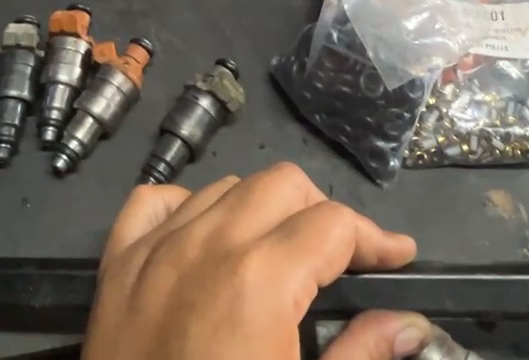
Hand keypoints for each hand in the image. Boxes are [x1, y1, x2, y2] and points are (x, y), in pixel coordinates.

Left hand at [83, 163, 426, 359]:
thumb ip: (361, 356)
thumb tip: (410, 324)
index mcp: (260, 279)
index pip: (333, 224)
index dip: (375, 238)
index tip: (396, 257)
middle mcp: (208, 244)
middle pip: (281, 185)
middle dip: (320, 213)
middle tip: (338, 260)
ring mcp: (157, 248)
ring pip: (224, 187)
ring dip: (259, 210)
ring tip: (276, 252)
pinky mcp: (118, 263)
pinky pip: (155, 202)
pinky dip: (188, 207)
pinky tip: (204, 237)